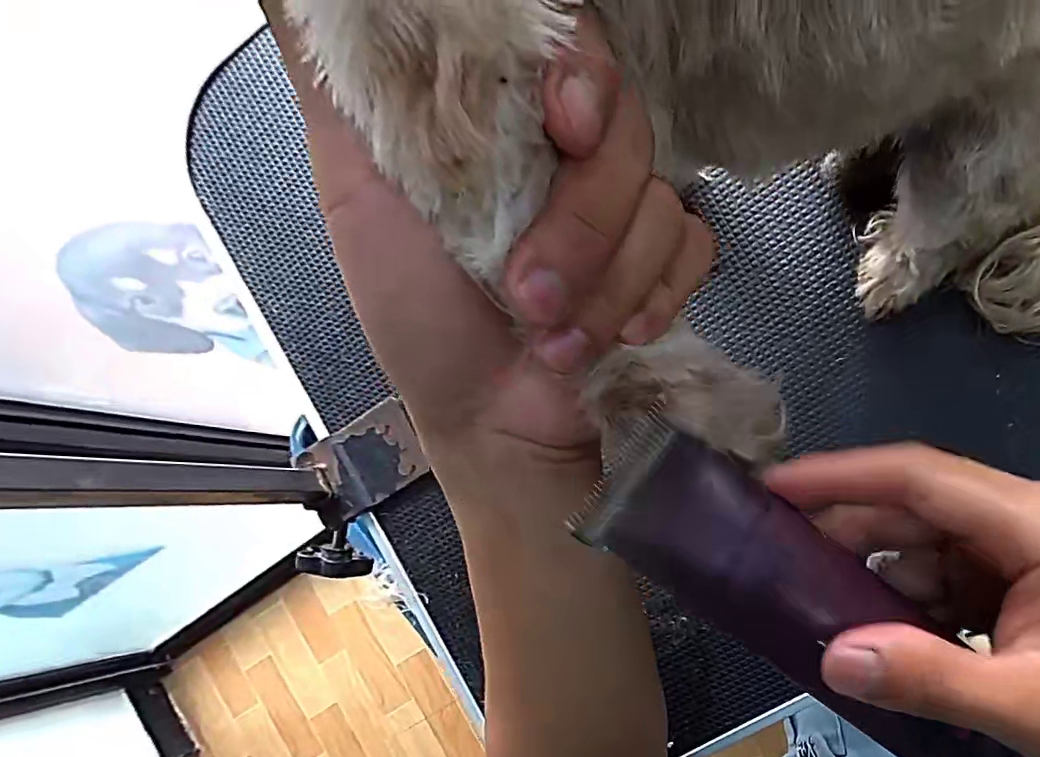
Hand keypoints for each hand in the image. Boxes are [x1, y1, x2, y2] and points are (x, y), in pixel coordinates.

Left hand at [273, 11, 713, 470]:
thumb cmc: (425, 325)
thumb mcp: (358, 198)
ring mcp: (627, 220)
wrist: (494, 424)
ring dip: (607, 286)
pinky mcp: (666, 272)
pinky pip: (694, 251)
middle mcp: (573, 162)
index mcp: (505, 130)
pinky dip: (657, 299)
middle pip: (628, 127)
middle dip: (582, 226)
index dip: (583, 76)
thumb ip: (346, 91)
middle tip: (528, 295)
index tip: (565, 126)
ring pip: (661, 203)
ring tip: (557, 340)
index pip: (571, 49)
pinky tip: (621, 338)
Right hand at [766, 444, 1039, 756]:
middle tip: (777, 559)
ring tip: (818, 607)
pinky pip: (945, 578)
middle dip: (847, 530)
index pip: (922, 478)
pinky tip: (880, 634)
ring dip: (876, 575)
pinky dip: (906, 602)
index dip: (842, 476)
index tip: (775, 484)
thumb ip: (930, 678)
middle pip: (917, 507)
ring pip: (926, 545)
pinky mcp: (1023, 585)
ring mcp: (1027, 553)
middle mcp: (1029, 522)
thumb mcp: (1033, 710)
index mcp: (1039, 525)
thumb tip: (832, 655)